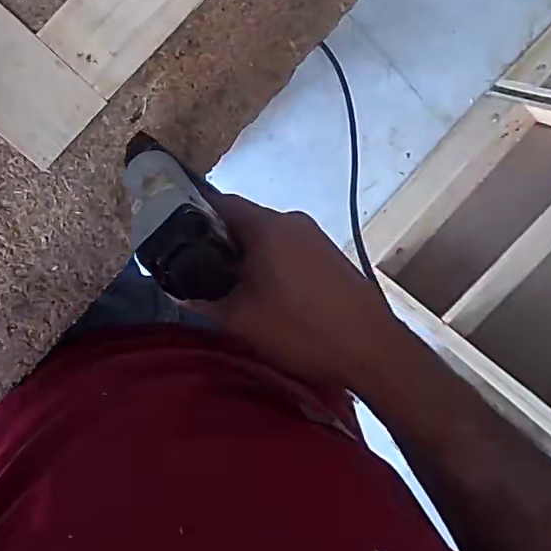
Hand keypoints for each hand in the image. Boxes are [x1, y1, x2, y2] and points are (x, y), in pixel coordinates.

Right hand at [193, 194, 414, 394]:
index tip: (177, 231)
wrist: (373, 349)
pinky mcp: (331, 254)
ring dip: (249, 254)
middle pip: (246, 219)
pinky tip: (269, 293)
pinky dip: (273, 262)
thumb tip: (180, 292)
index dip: (195, 212)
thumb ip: (206, 302)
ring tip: (232, 285)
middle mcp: (292, 220)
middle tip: (199, 266)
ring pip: (269, 236)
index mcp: (267, 226)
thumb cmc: (302, 329)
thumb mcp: (243, 320)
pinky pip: (290, 248)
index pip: (221, 202)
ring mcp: (315, 236)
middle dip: (221, 240)